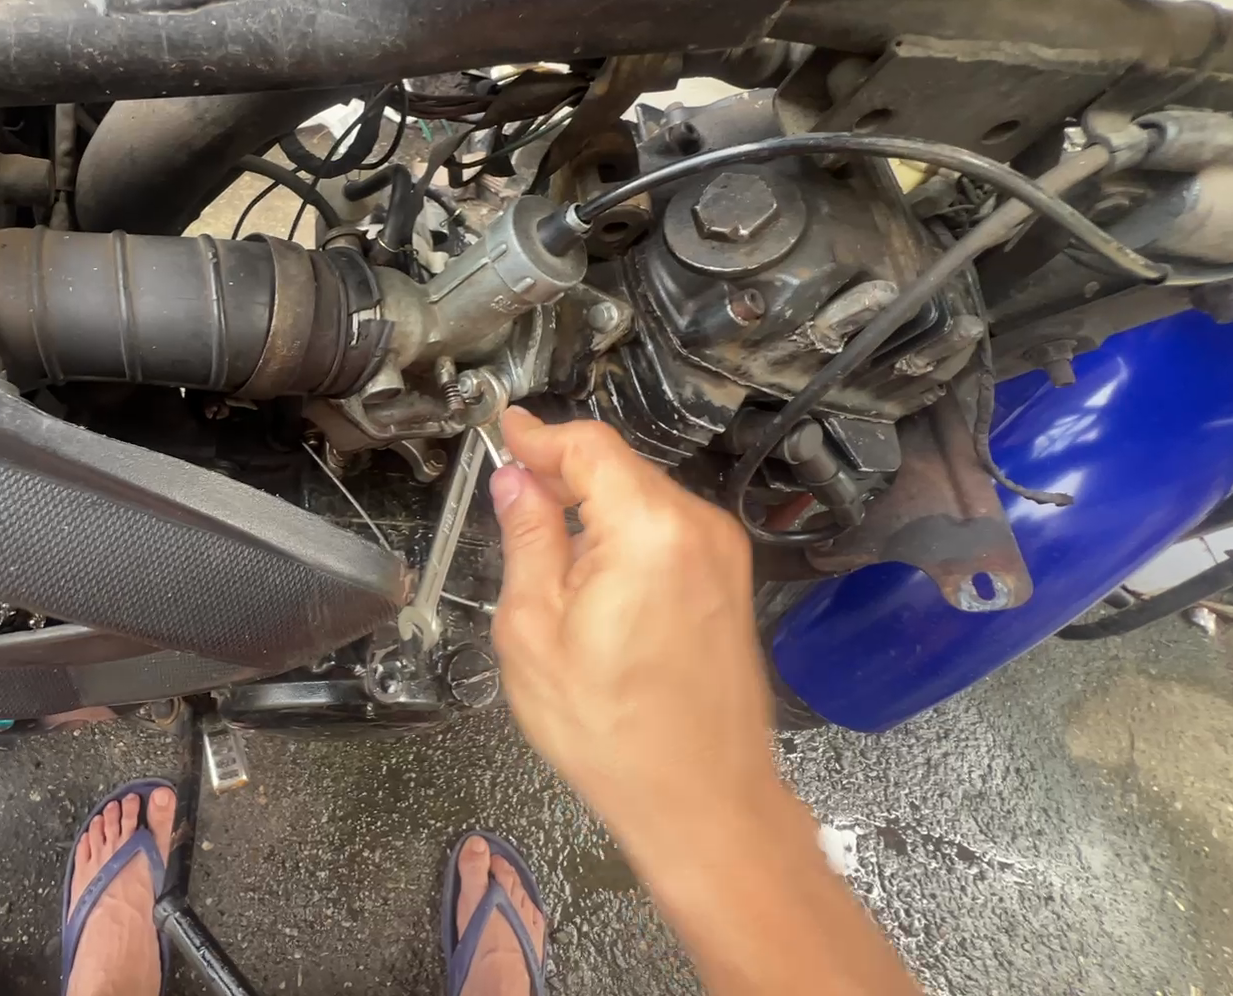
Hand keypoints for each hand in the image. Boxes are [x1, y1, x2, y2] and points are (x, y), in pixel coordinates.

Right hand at [488, 408, 778, 853]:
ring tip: (542, 536)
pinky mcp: (727, 580)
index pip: (589, 446)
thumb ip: (527, 538)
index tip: (505, 430)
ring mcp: (721, 555)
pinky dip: (619, 527)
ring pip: (639, 495)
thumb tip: (515, 482)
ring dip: (587, 501)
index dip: (539, 434)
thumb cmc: (610, 728)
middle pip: (617, 466)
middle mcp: (697, 530)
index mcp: (647, 532)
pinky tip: (587, 566)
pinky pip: (663, 527)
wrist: (700, 802)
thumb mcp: (533, 627)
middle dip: (559, 469)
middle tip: (511, 487)